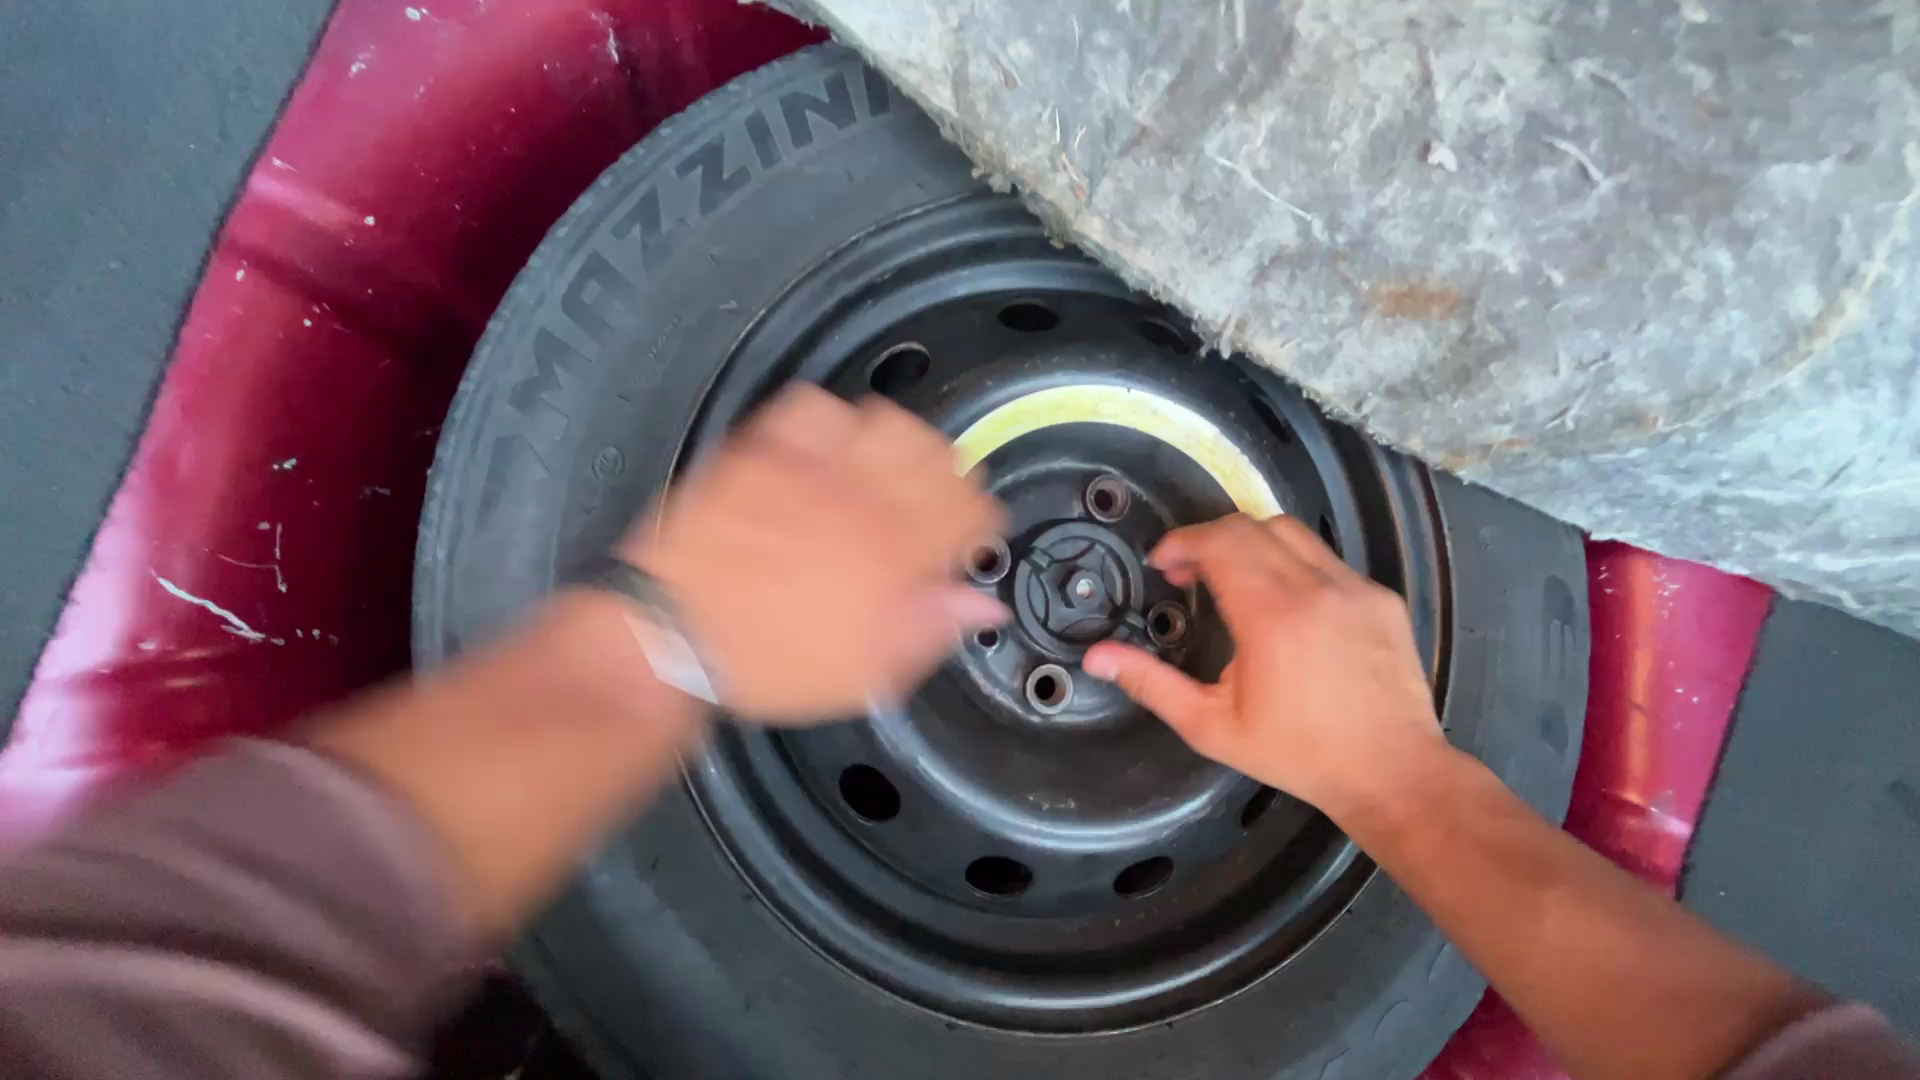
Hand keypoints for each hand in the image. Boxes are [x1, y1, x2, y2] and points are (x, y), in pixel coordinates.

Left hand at [628, 385, 1006, 721]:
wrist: (670, 638)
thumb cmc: (761, 659)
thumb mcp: (866, 669)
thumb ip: (931, 626)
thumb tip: (978, 605)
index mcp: (893, 553)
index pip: (969, 507)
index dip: (979, 516)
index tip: (971, 527)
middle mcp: (859, 501)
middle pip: (936, 453)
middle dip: (947, 473)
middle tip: (935, 497)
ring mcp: (811, 471)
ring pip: (886, 420)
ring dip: (900, 440)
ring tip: (890, 467)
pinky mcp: (764, 456)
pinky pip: (812, 408)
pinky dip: (832, 418)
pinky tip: (830, 445)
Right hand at [1083, 514, 1445, 818]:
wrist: (1391, 772)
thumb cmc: (1297, 753)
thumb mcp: (1209, 725)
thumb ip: (1150, 683)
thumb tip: (1097, 658)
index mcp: (1271, 615)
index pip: (1219, 542)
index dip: (1181, 542)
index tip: (1162, 562)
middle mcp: (1315, 588)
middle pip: (1249, 526)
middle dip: (1207, 539)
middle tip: (1185, 572)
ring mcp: (1354, 588)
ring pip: (1290, 531)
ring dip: (1248, 542)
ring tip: (1230, 577)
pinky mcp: (1379, 598)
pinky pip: (1325, 558)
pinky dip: (1290, 563)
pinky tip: (1282, 601)